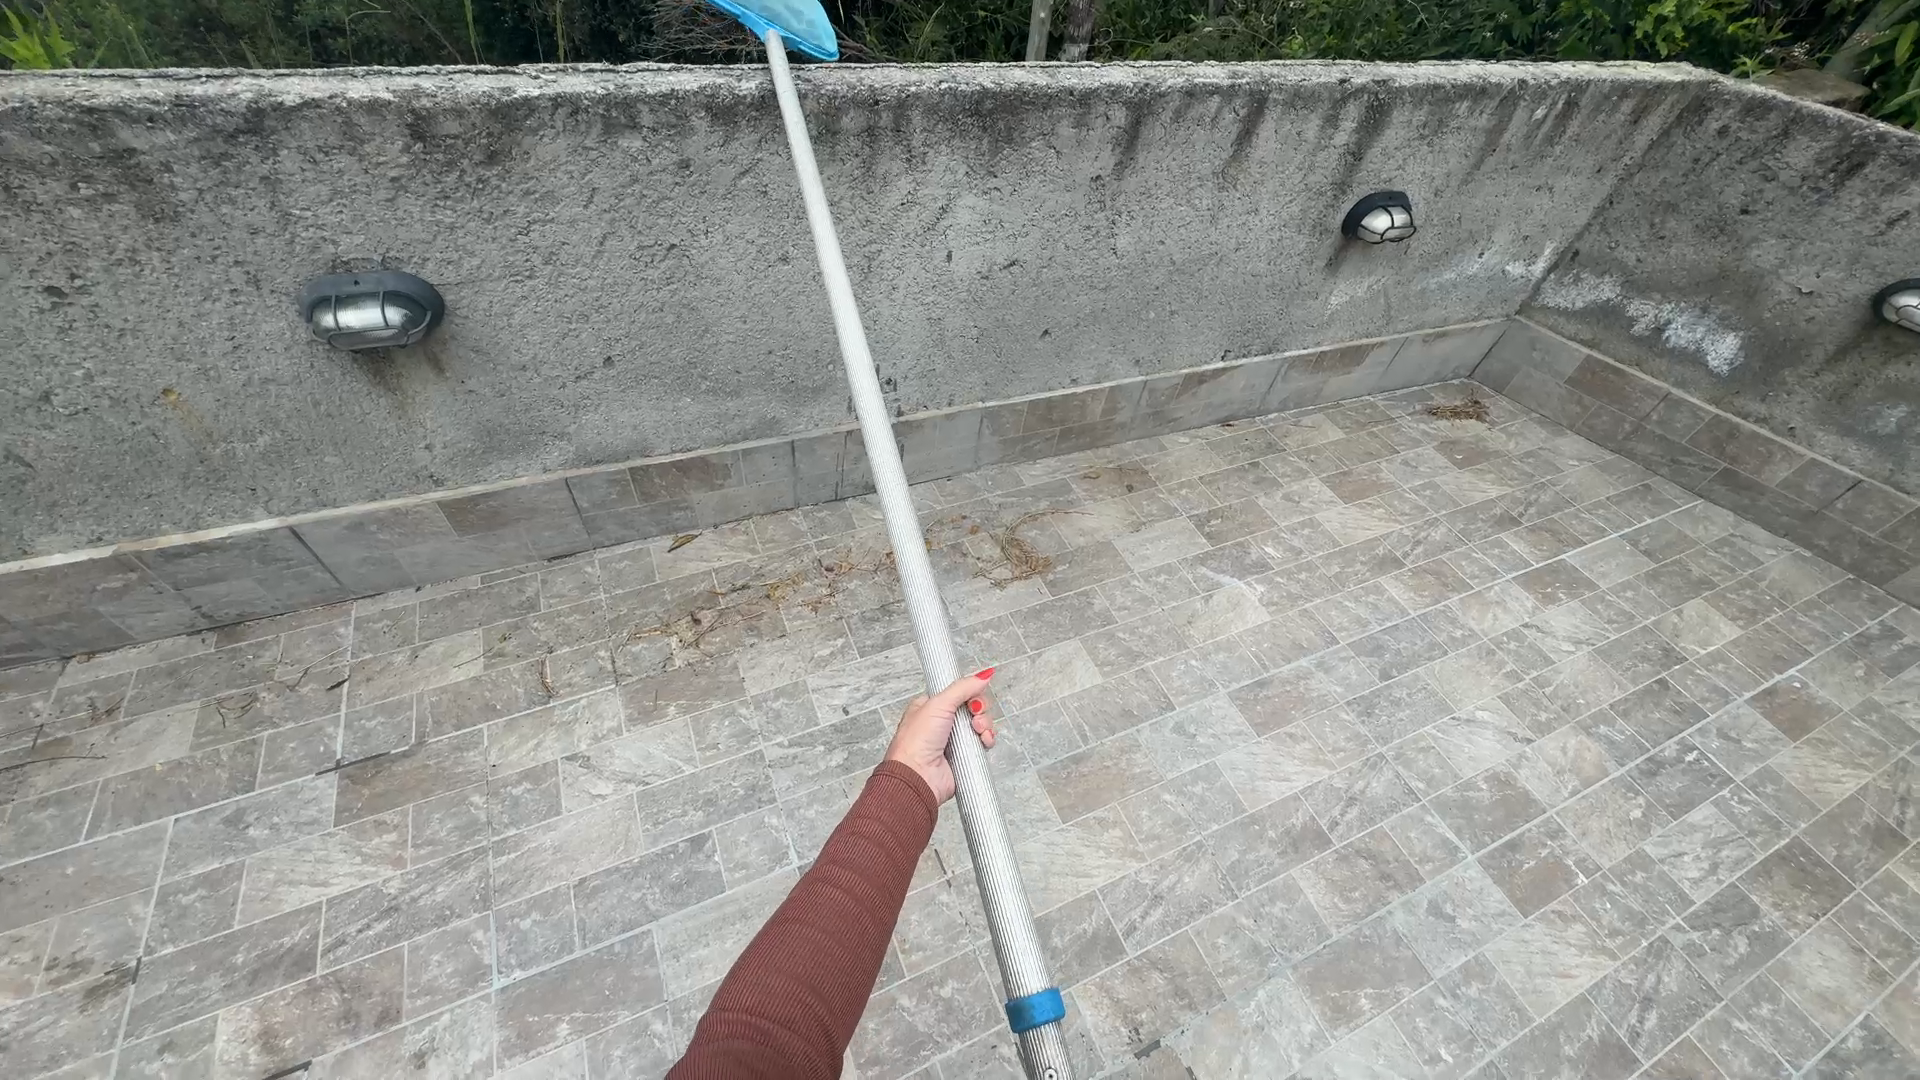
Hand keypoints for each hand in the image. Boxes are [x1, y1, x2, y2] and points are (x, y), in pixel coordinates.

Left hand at [884, 669, 996, 803]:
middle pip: (972, 707)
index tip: (971, 696)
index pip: (958, 692)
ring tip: (978, 730)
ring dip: (984, 725)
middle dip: (979, 710)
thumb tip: (983, 675)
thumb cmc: (916, 742)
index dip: (969, 692)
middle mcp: (942, 723)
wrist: (918, 777)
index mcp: (930, 706)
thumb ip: (963, 687)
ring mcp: (953, 740)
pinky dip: (987, 740)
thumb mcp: (939, 704)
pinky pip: (983, 743)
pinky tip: (984, 741)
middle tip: (974, 715)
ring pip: (980, 725)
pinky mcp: (964, 756)